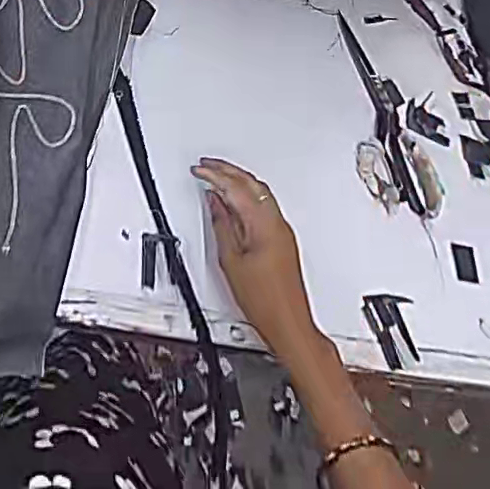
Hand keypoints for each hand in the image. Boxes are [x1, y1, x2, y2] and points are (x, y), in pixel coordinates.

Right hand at [194, 156, 319, 354]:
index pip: (235, 187)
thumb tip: (214, 202)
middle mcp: (276, 222)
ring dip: (238, 179)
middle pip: (250, 183)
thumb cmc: (263, 300)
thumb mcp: (230, 260)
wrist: (289, 324)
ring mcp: (282, 230)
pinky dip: (247, 193)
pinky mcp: (283, 238)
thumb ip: (221, 224)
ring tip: (218, 174)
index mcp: (263, 224)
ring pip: (259, 191)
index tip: (199, 169)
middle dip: (227, 170)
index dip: (214, 174)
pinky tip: (234, 197)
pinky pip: (264, 203)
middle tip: (207, 165)